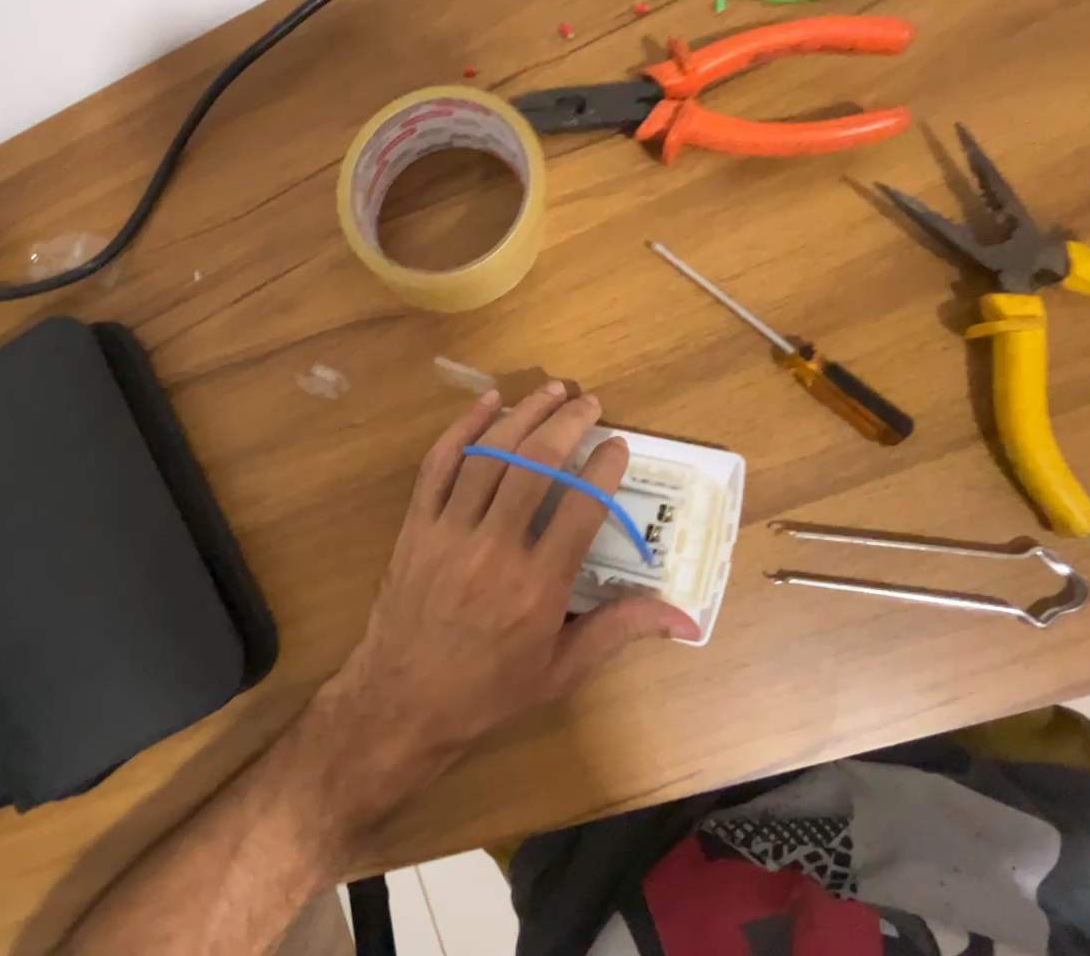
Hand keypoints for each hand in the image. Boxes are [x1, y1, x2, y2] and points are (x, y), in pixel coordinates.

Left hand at [307, 383, 699, 838]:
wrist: (403, 699)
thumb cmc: (488, 691)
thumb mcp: (560, 671)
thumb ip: (619, 631)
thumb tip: (685, 616)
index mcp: (538, 586)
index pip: (580, 507)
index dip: (604, 468)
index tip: (618, 444)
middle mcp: (494, 548)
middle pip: (535, 466)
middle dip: (566, 424)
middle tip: (589, 401)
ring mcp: (449, 532)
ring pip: (489, 457)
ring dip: (522, 416)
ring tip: (550, 390)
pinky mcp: (416, 526)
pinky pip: (438, 467)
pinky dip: (462, 429)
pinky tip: (487, 403)